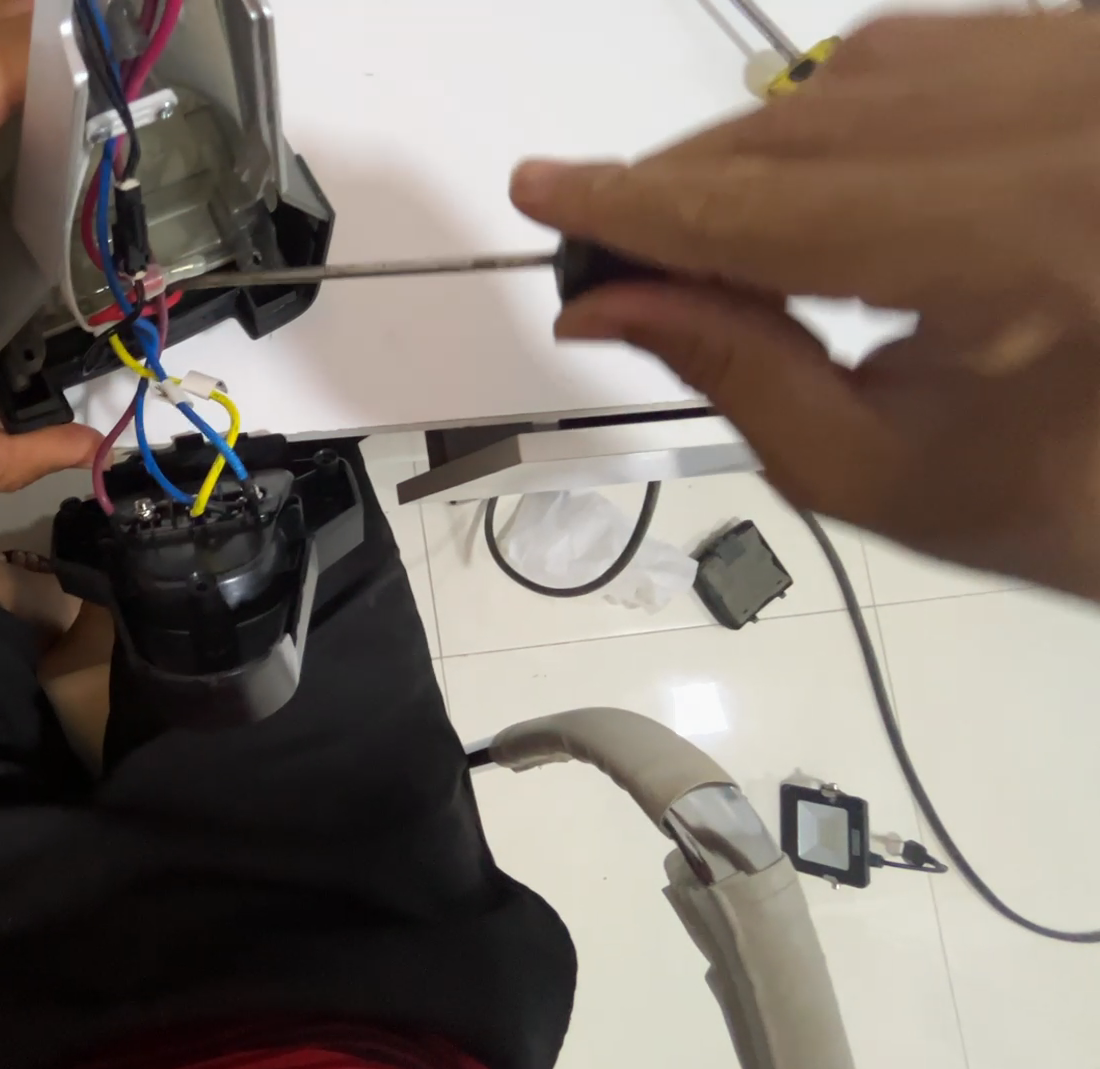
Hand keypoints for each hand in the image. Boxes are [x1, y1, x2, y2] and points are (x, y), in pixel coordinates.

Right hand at [509, 12, 1099, 597]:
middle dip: (675, 184)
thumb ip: (723, 367)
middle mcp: (1090, 123)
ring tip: (692, 231)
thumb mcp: (861, 464)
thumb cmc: (1073, 505)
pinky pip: (946, 51)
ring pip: (868, 69)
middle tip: (601, 249)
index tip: (536, 187)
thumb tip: (597, 307)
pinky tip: (800, 185)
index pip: (766, 209)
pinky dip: (834, 114)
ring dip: (744, 150)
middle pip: (807, 124)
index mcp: (1031, 246)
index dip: (634, 204)